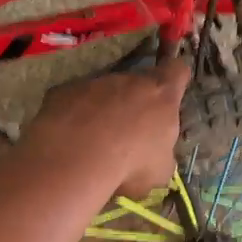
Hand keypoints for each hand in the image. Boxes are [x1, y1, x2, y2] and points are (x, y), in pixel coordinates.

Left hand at [23, 58, 191, 196]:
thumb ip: (163, 154)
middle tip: (126, 135)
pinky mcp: (64, 90)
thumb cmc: (131, 164)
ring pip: (103, 93)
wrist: (76, 159)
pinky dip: (73, 117)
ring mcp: (95, 82)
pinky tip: (69, 142)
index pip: (177, 70)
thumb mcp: (160, 170)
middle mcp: (130, 80)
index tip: (171, 89)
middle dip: (134, 104)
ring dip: (102, 112)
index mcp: (162, 95)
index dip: (175, 77)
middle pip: (137, 84)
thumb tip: (157, 156)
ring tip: (92, 144)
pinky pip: (73, 101)